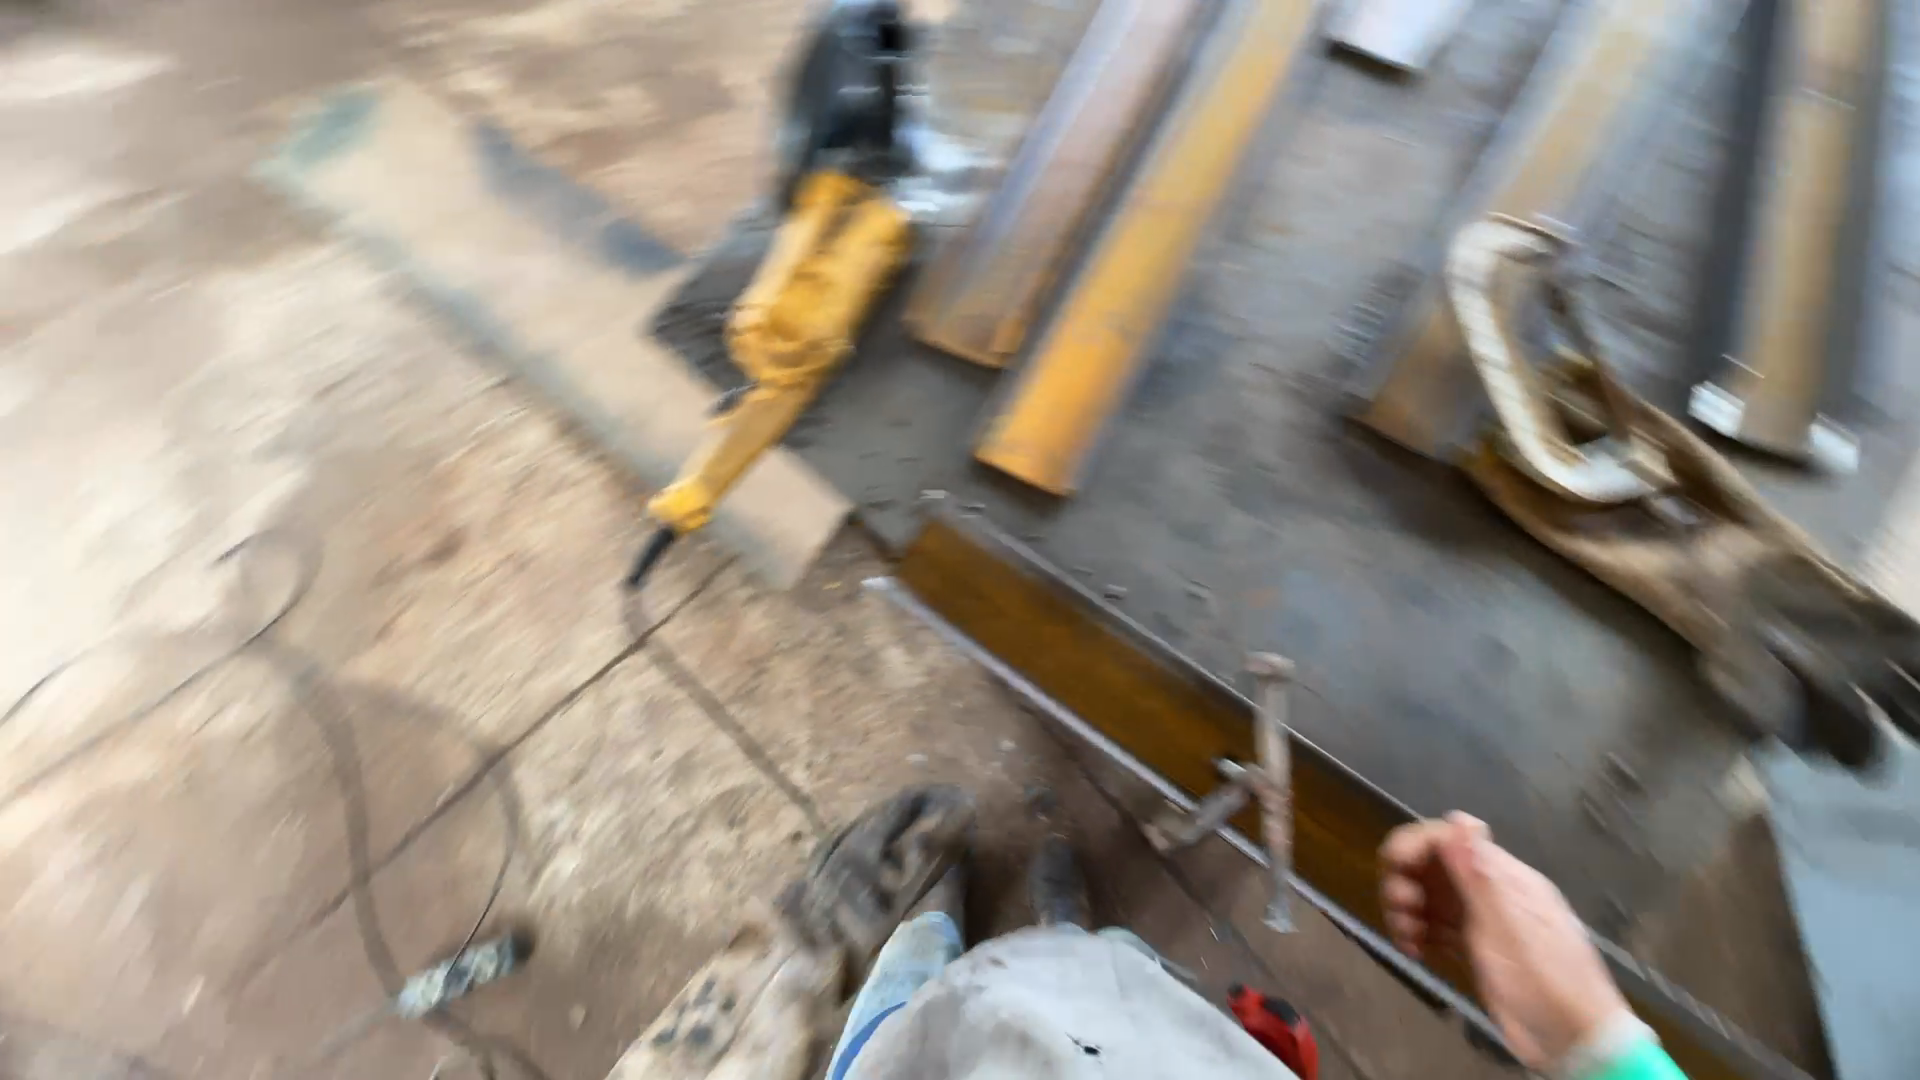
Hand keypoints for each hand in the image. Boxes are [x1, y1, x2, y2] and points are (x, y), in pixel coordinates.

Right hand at [1379, 813, 1628, 1069]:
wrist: (1577, 1047)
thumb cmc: (1545, 982)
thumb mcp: (1507, 928)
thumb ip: (1479, 874)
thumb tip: (1461, 818)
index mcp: (1503, 877)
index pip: (1448, 838)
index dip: (1415, 844)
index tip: (1394, 866)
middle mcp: (1488, 890)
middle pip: (1430, 864)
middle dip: (1404, 879)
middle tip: (1400, 908)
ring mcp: (1479, 918)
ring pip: (1425, 895)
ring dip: (1405, 908)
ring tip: (1404, 935)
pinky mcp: (1472, 946)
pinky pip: (1431, 925)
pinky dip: (1415, 932)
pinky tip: (1413, 950)